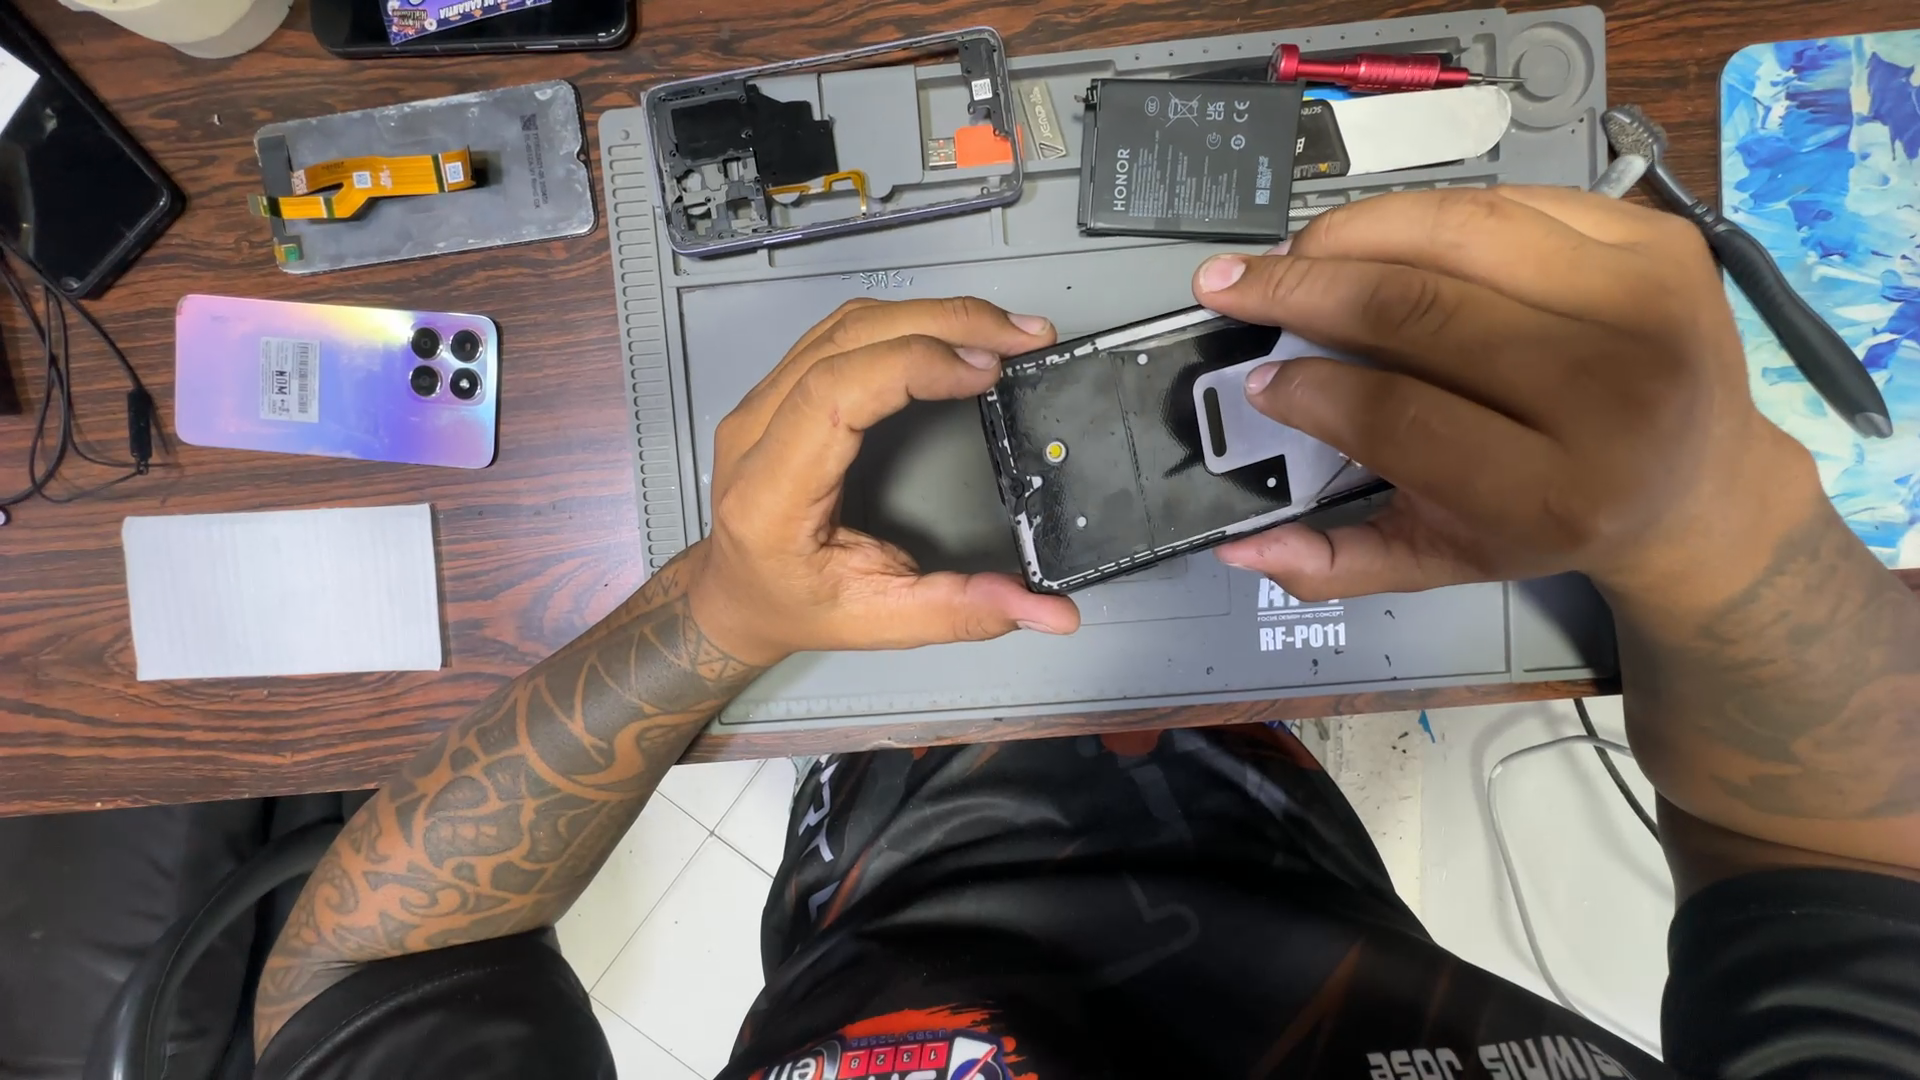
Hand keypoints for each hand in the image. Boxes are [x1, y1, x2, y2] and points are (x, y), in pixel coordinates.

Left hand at [683, 297, 1080, 665]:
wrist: (736, 594)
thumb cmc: (793, 606)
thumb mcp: (880, 621)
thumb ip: (963, 612)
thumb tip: (1047, 611)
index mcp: (772, 493)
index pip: (834, 393)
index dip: (913, 364)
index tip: (986, 368)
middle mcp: (755, 433)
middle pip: (846, 338)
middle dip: (944, 323)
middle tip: (1020, 335)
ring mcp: (761, 403)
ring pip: (846, 324)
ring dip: (930, 315)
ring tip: (1000, 332)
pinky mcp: (779, 391)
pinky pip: (841, 333)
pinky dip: (906, 323)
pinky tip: (951, 336)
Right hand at [1191, 187, 1825, 611]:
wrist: (1694, 483)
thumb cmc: (1542, 525)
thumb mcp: (1434, 564)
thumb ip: (1334, 564)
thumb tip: (1237, 552)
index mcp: (1549, 490)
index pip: (1399, 416)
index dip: (1311, 391)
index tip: (1257, 381)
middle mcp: (1608, 390)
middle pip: (1418, 311)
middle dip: (1301, 290)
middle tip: (1228, 284)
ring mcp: (1642, 300)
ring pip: (1457, 234)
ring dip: (1349, 234)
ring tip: (1287, 252)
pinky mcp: (1656, 241)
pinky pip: (1504, 205)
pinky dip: (1417, 214)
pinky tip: (1364, 236)